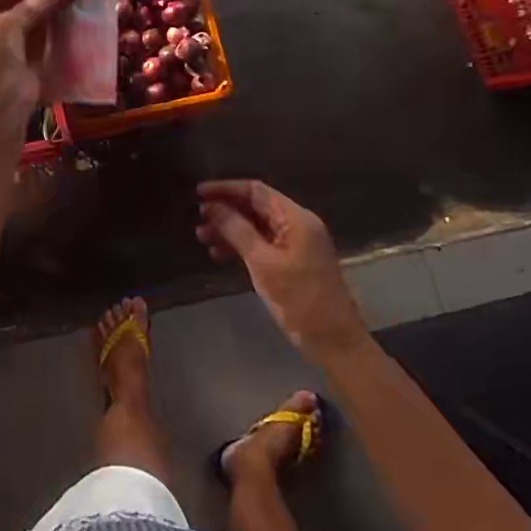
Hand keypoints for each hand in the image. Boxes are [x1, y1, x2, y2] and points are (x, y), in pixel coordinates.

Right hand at [196, 180, 367, 359]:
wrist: (333, 341)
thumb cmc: (299, 299)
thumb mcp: (263, 263)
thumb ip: (237, 231)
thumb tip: (212, 206)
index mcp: (296, 218)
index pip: (256, 191)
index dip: (226, 188)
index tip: (198, 193)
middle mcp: (296, 225)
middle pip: (255, 207)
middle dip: (225, 210)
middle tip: (197, 218)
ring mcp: (295, 244)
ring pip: (255, 226)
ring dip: (229, 229)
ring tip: (202, 237)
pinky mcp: (291, 262)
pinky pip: (261, 244)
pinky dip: (240, 246)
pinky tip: (218, 254)